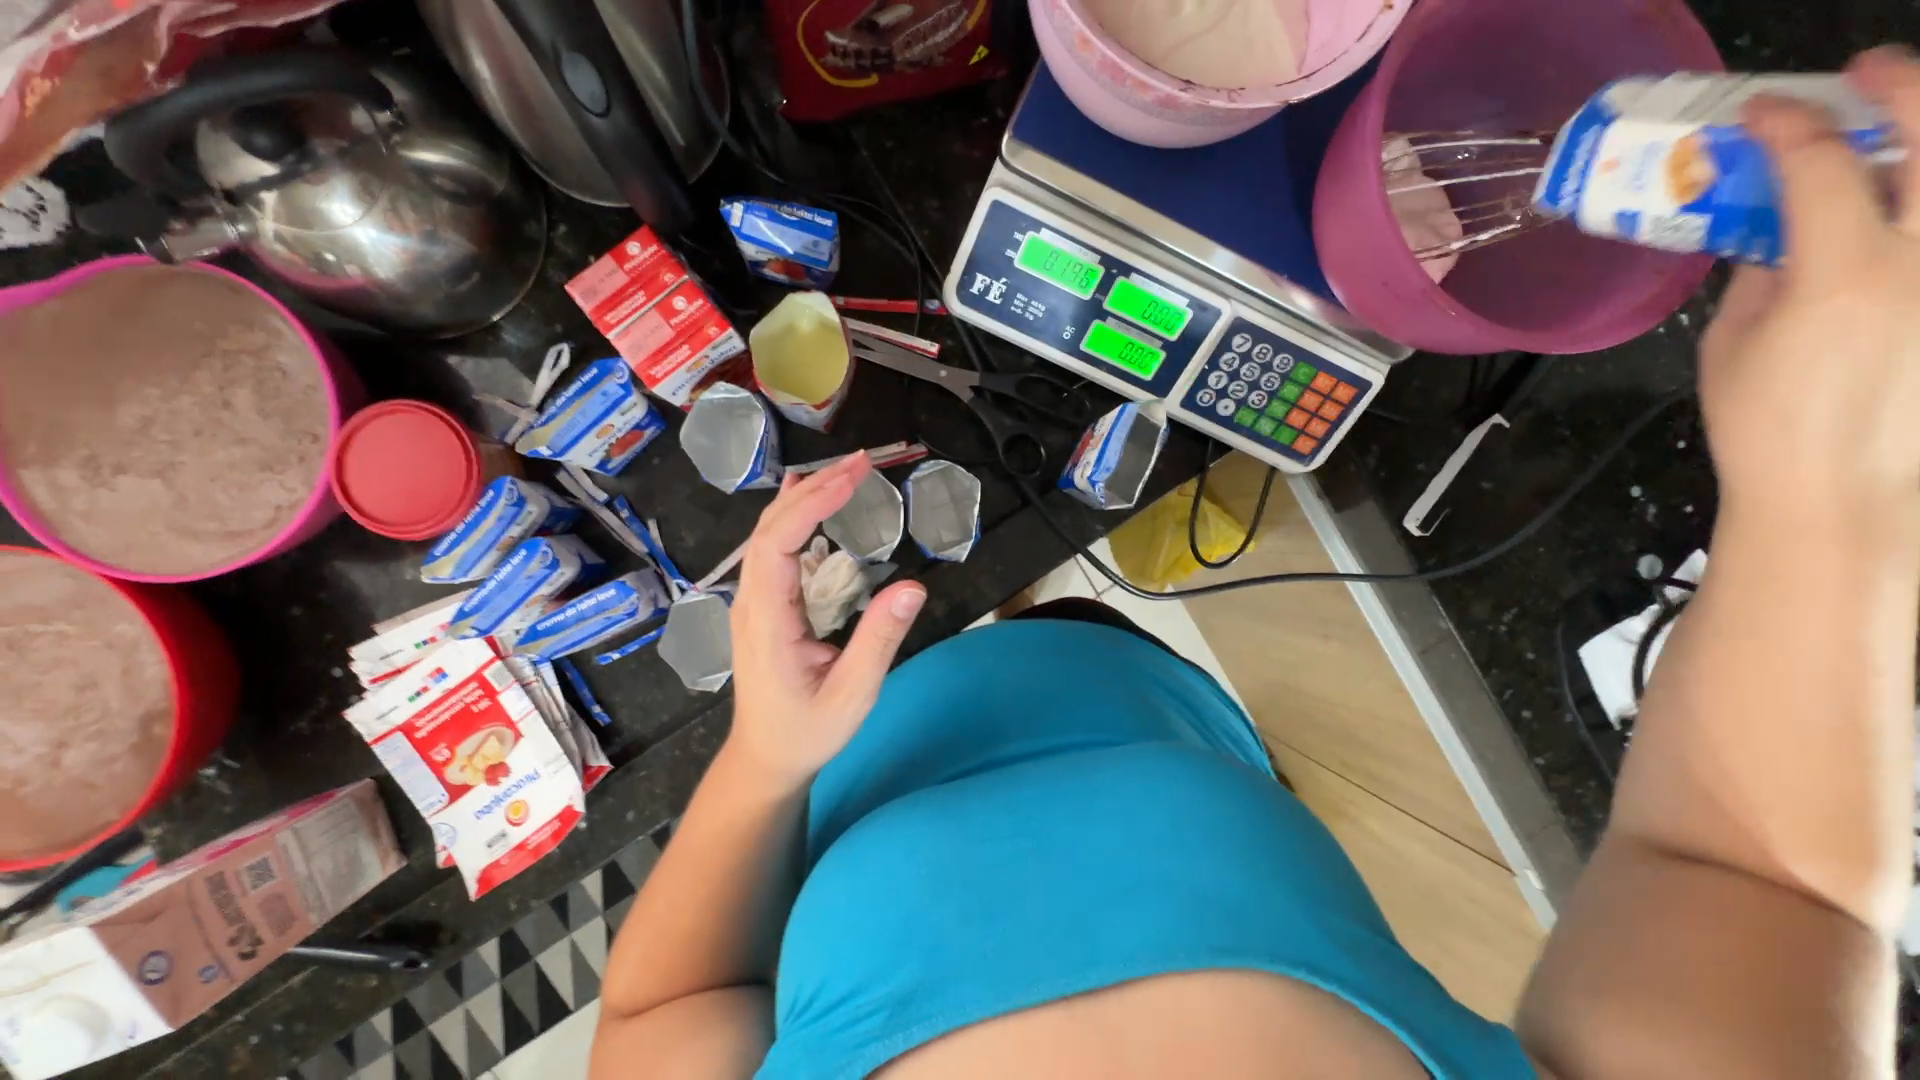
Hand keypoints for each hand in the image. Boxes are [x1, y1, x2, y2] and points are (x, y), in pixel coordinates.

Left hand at [723, 453, 926, 790]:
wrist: (766, 757)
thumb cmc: (807, 731)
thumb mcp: (853, 693)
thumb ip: (880, 640)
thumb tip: (914, 586)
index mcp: (767, 618)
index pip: (780, 543)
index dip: (814, 504)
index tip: (853, 478)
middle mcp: (751, 601)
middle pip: (771, 528)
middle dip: (814, 489)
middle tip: (862, 463)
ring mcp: (752, 602)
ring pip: (768, 534)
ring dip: (804, 498)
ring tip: (844, 472)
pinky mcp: (762, 605)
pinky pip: (772, 549)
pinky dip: (793, 517)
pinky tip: (805, 498)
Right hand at [1700, 47, 1919, 521]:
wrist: (1839, 487)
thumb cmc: (1764, 423)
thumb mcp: (1732, 345)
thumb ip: (1760, 275)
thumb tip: (1774, 231)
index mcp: (1843, 275)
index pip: (1818, 168)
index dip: (1783, 126)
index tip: (1753, 112)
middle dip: (1897, 88)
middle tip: (1860, 74)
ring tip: (1898, 130)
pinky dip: (1919, 208)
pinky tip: (1902, 204)